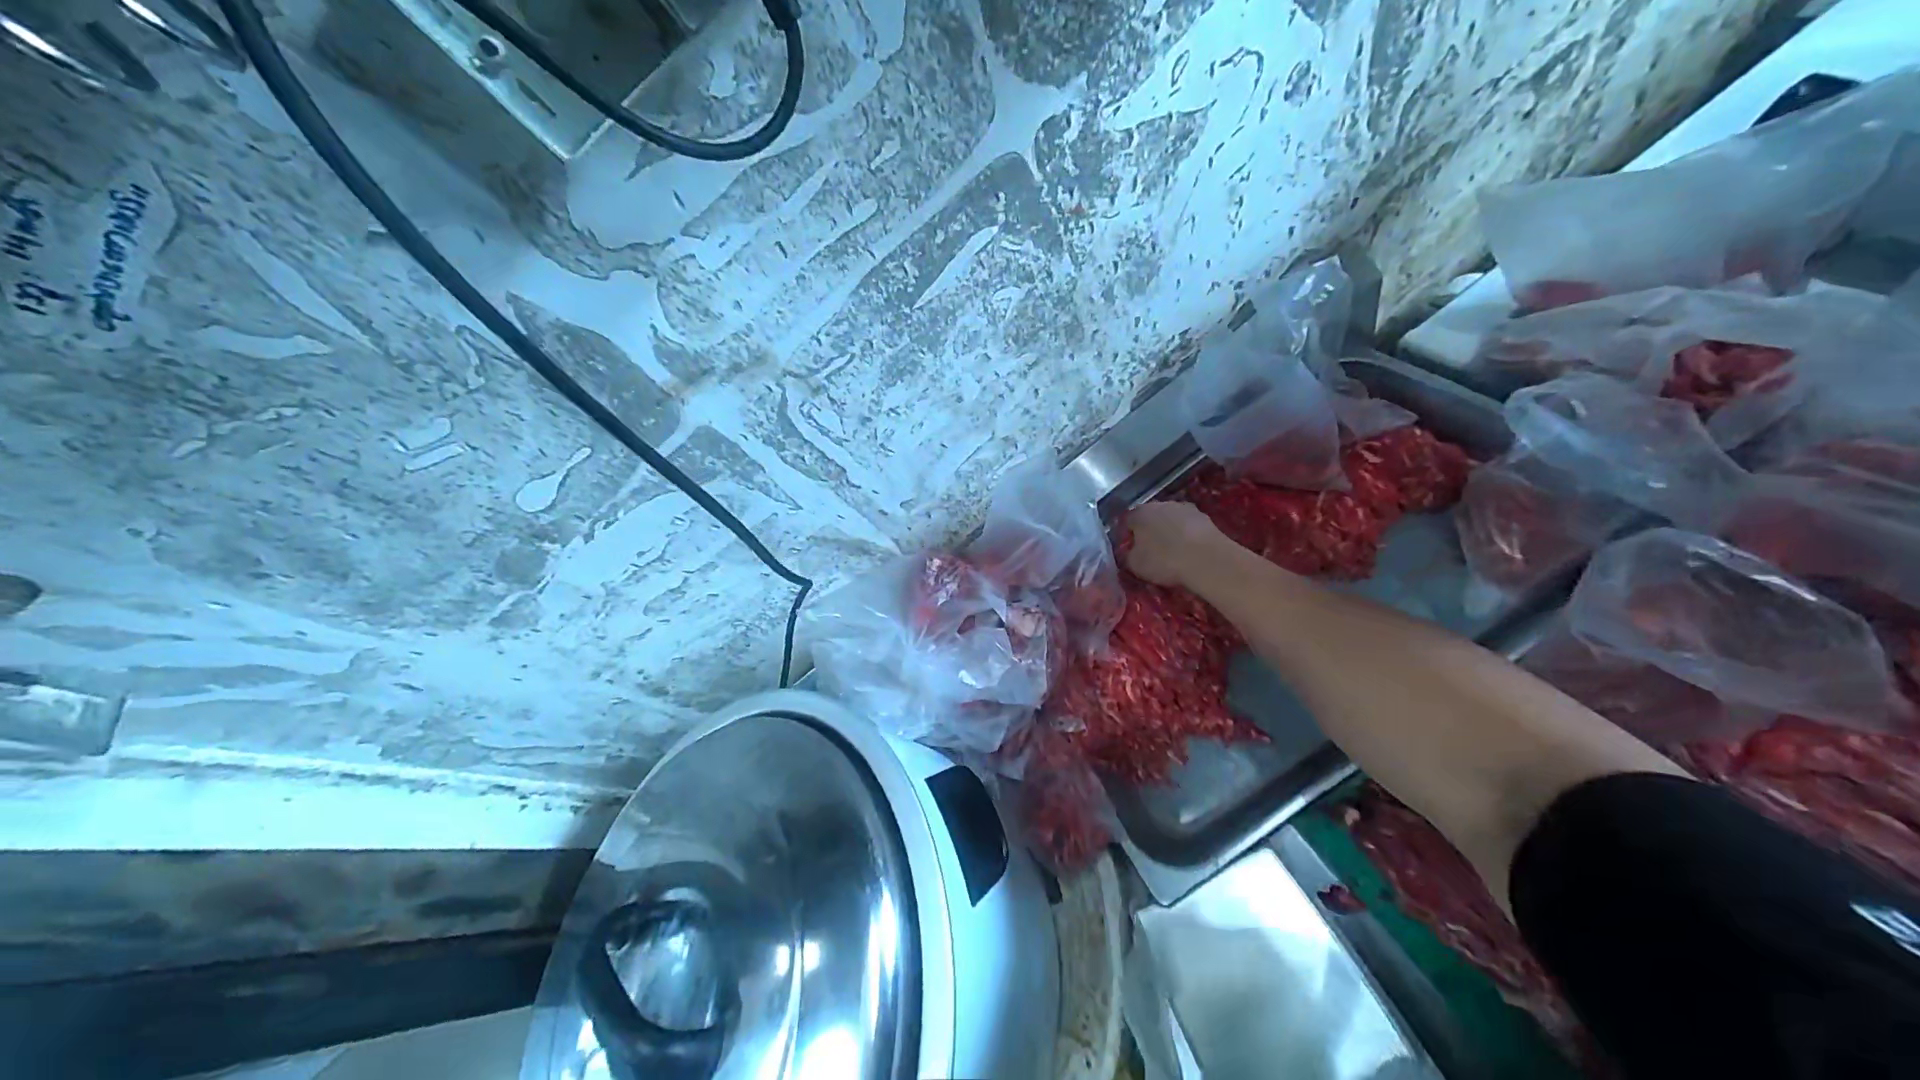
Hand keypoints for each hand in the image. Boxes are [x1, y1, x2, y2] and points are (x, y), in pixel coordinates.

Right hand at [1124, 501, 1227, 586]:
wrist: (1207, 559)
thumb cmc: (1164, 560)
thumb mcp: (1135, 565)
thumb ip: (1128, 555)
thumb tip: (1130, 551)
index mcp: (1140, 513)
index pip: (1128, 521)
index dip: (1128, 535)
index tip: (1131, 549)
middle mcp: (1161, 504)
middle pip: (1151, 517)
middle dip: (1150, 530)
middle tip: (1152, 550)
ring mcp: (1185, 508)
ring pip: (1172, 520)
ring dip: (1171, 531)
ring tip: (1173, 551)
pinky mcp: (1205, 517)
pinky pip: (1189, 527)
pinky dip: (1187, 535)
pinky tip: (1190, 551)